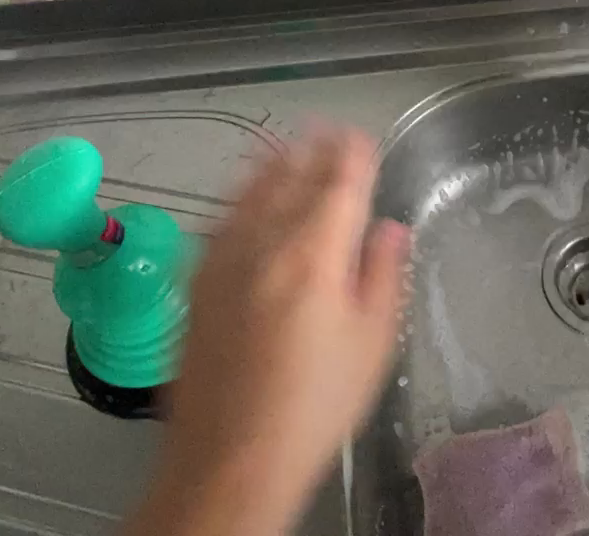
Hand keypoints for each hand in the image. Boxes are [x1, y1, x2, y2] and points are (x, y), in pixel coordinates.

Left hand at [129, 127, 410, 535]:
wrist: (231, 459)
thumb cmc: (314, 406)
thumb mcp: (372, 343)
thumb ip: (383, 274)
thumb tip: (390, 229)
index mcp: (316, 255)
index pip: (340, 184)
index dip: (355, 154)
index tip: (364, 137)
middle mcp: (267, 245)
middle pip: (295, 177)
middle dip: (317, 148)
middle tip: (331, 129)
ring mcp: (226, 260)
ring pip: (253, 190)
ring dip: (276, 160)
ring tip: (290, 142)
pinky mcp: (198, 281)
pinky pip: (221, 218)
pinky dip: (240, 193)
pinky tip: (246, 190)